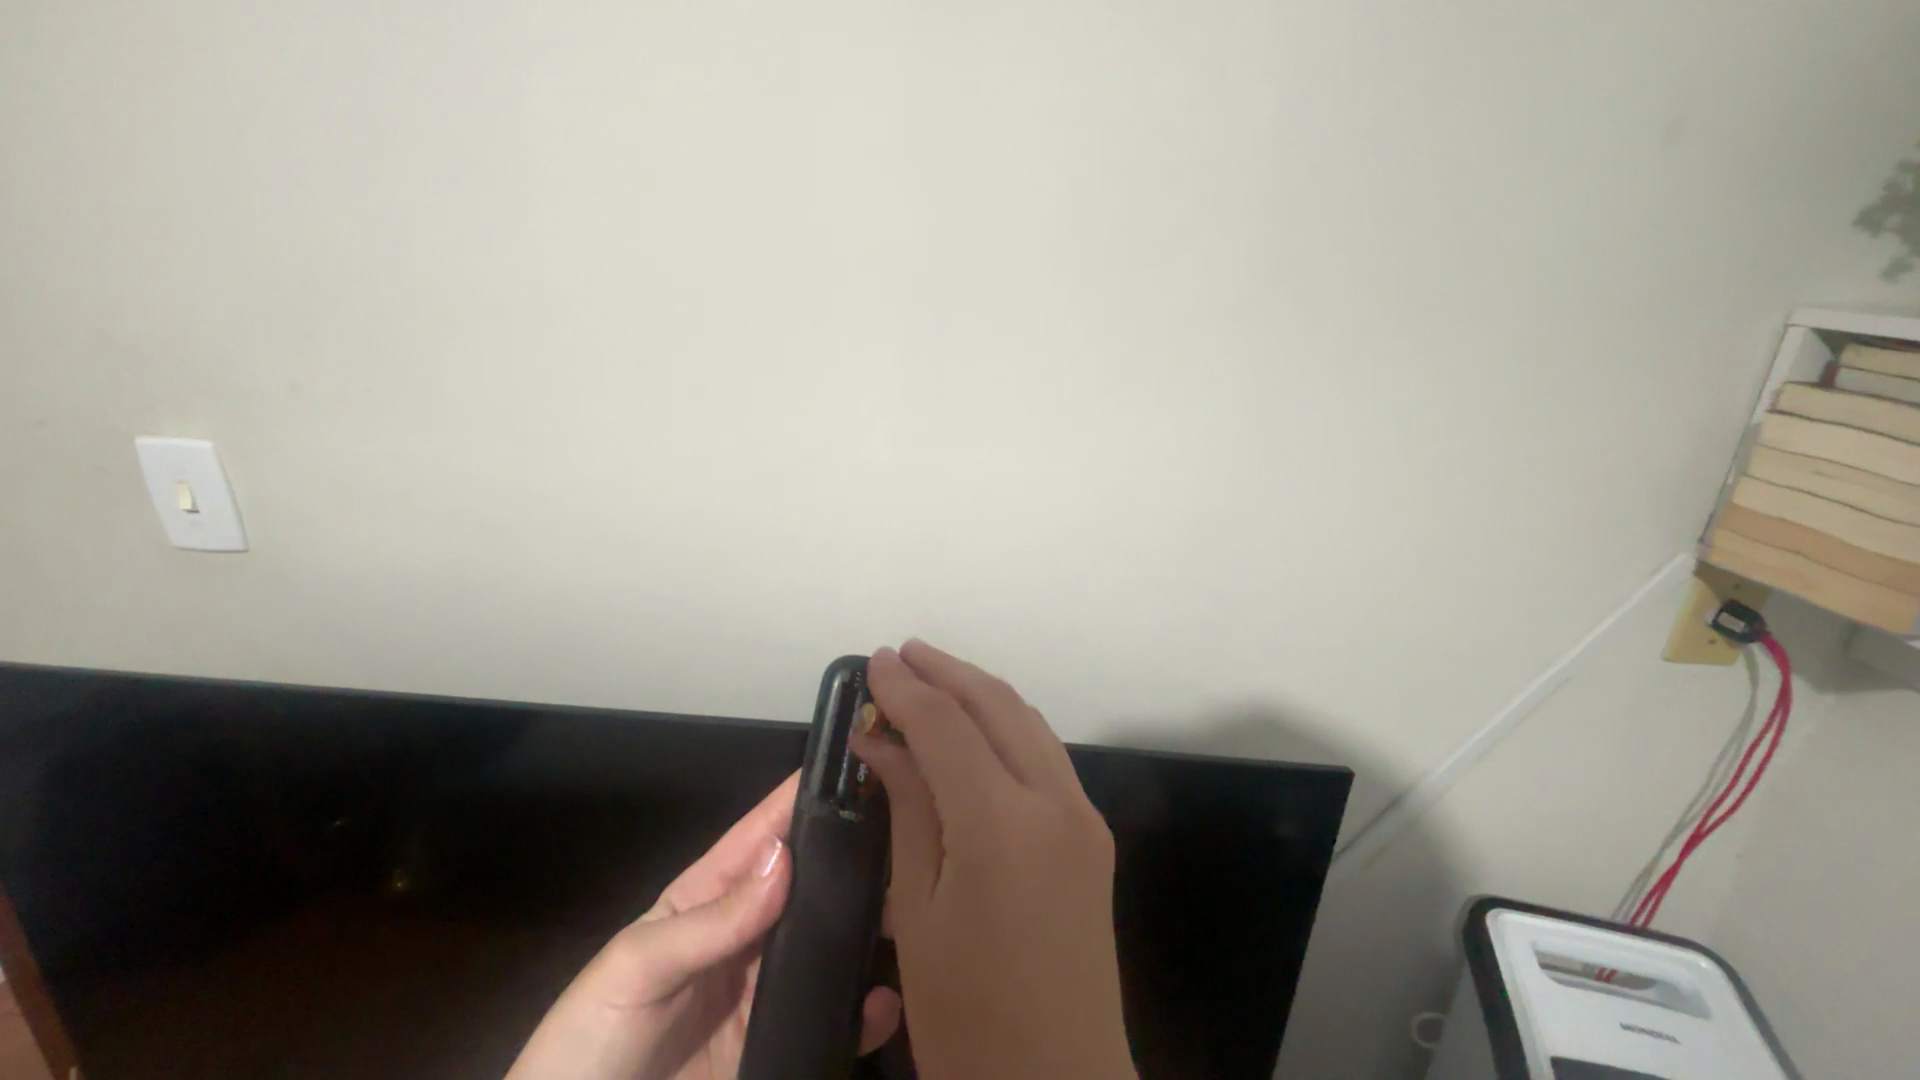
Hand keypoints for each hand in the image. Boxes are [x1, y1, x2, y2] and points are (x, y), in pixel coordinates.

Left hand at [504, 773, 901, 1079]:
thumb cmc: (592, 1035)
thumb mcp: (638, 968)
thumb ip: (710, 920)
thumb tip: (785, 859)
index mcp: (708, 897)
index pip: (763, 835)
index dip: (804, 799)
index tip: (857, 768)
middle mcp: (749, 934)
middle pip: (811, 885)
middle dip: (855, 862)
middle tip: (910, 843)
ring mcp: (767, 989)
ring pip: (831, 944)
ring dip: (867, 929)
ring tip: (912, 915)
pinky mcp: (781, 1041)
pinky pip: (831, 1019)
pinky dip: (864, 1011)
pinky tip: (883, 1002)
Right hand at [854, 641, 1134, 1079]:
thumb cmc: (966, 1013)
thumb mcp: (915, 910)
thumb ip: (907, 809)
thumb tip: (880, 740)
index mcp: (1002, 822)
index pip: (946, 726)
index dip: (907, 688)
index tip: (874, 662)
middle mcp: (1055, 801)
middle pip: (997, 706)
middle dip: (947, 672)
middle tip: (902, 654)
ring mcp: (1084, 816)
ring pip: (1030, 723)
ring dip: (980, 693)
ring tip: (933, 677)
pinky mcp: (1094, 835)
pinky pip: (1047, 756)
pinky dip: (1008, 727)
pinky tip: (976, 728)